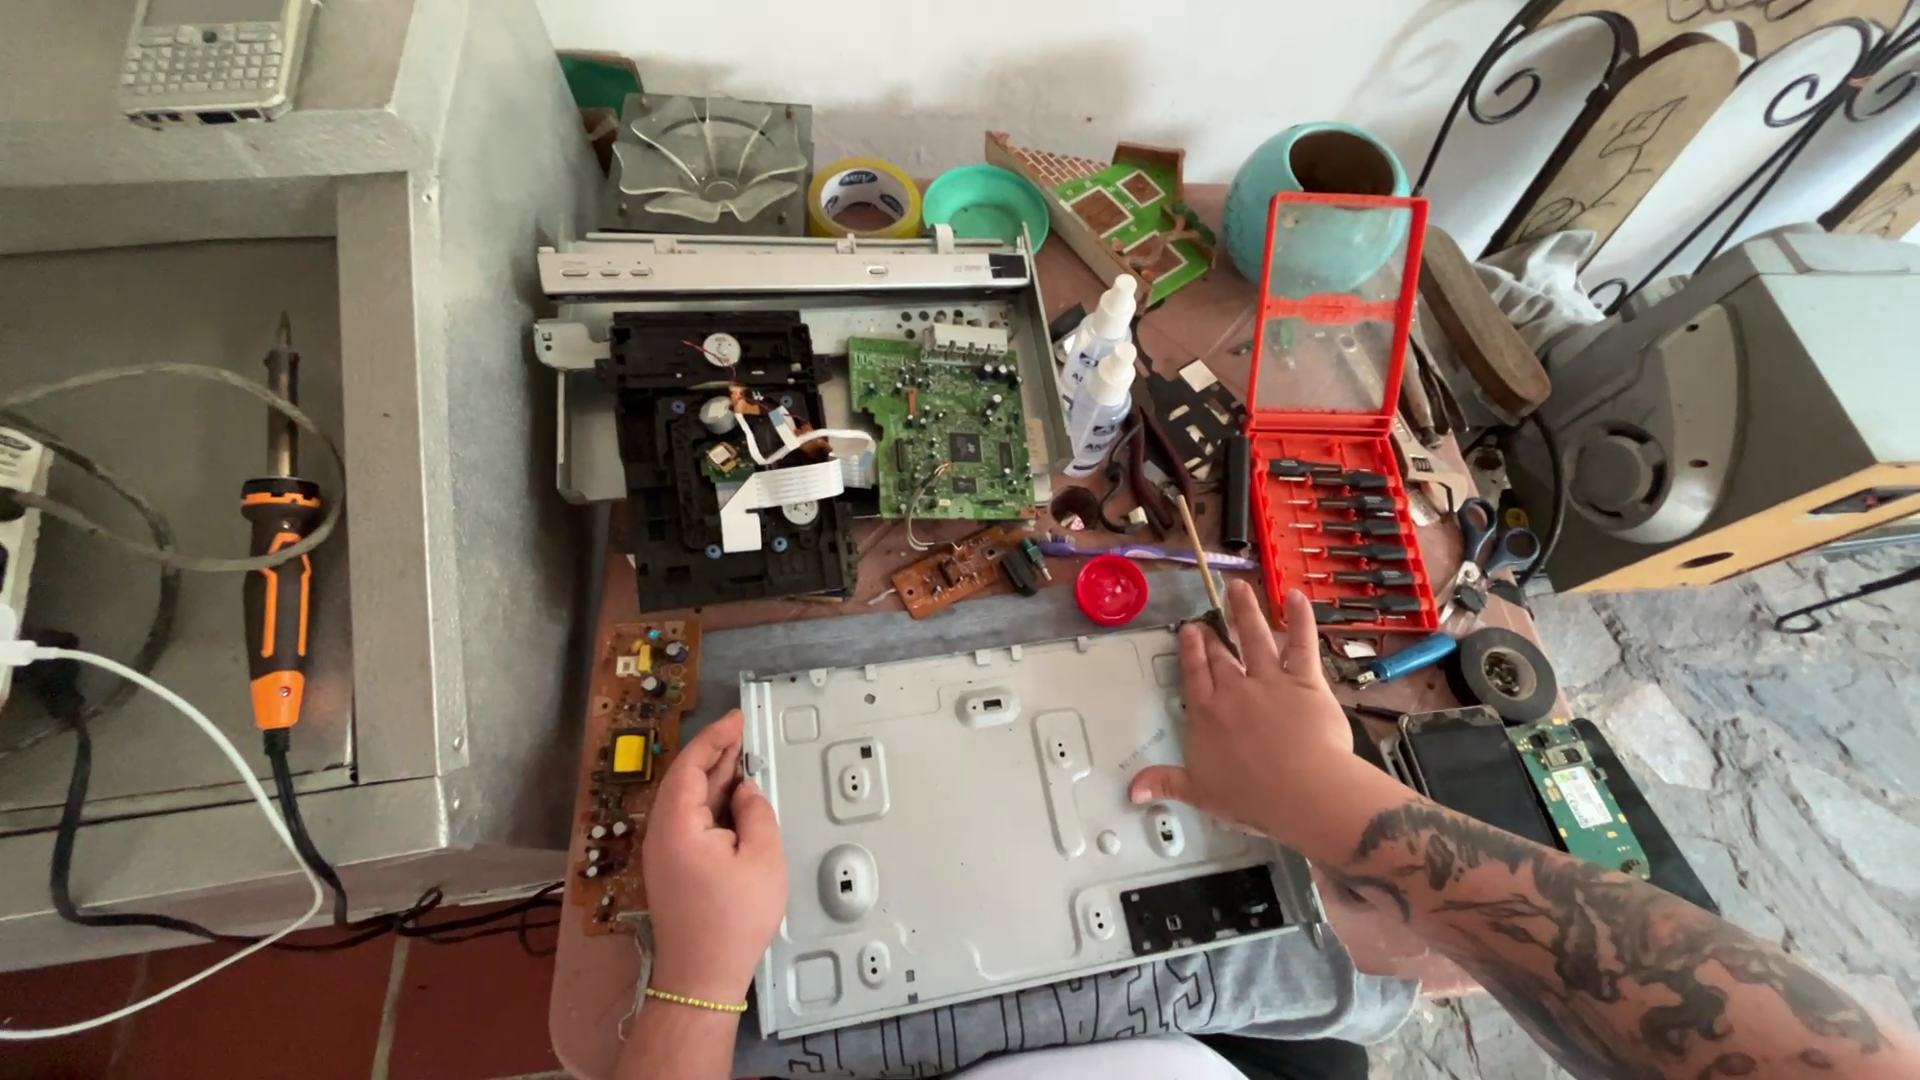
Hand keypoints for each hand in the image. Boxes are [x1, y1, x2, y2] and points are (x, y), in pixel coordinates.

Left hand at [641, 709, 786, 1004]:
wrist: (701, 978)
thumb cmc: (733, 920)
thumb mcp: (762, 858)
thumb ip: (756, 812)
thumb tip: (745, 791)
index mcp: (677, 826)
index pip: (690, 766)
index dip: (714, 737)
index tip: (737, 718)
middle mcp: (661, 834)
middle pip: (684, 779)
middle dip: (714, 752)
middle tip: (744, 732)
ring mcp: (663, 851)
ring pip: (686, 799)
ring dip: (714, 776)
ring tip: (744, 757)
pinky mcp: (671, 866)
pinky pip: (689, 818)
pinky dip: (711, 799)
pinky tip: (734, 796)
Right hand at [1129, 582, 1355, 839]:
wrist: (1303, 790)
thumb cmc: (1252, 796)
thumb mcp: (1201, 792)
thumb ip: (1166, 783)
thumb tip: (1131, 791)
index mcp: (1208, 714)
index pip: (1195, 675)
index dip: (1191, 651)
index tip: (1189, 631)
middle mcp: (1235, 690)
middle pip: (1221, 656)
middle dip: (1213, 635)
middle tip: (1207, 618)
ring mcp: (1269, 681)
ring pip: (1255, 638)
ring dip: (1245, 611)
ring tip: (1238, 589)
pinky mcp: (1305, 681)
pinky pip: (1301, 643)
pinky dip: (1300, 618)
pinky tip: (1294, 596)